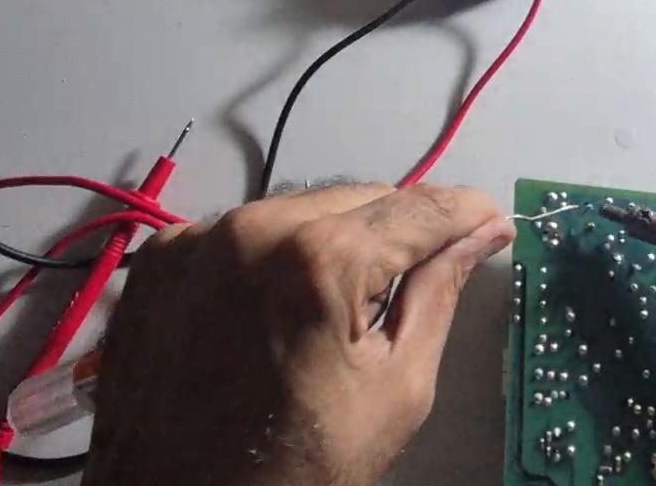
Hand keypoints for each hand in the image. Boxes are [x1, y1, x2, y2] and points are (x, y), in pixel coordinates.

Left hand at [82, 183, 515, 485]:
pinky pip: (246, 227)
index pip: (417, 208)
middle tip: (406, 281)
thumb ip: (439, 291)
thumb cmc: (299, 469)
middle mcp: (254, 224)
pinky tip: (272, 303)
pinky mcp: (165, 252)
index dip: (463, 209)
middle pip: (360, 197)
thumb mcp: (395, 389)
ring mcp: (200, 234)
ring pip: (302, 205)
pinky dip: (273, 251)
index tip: (490, 216)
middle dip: (395, 230)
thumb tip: (484, 229)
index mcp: (318, 258)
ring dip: (334, 236)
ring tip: (331, 302)